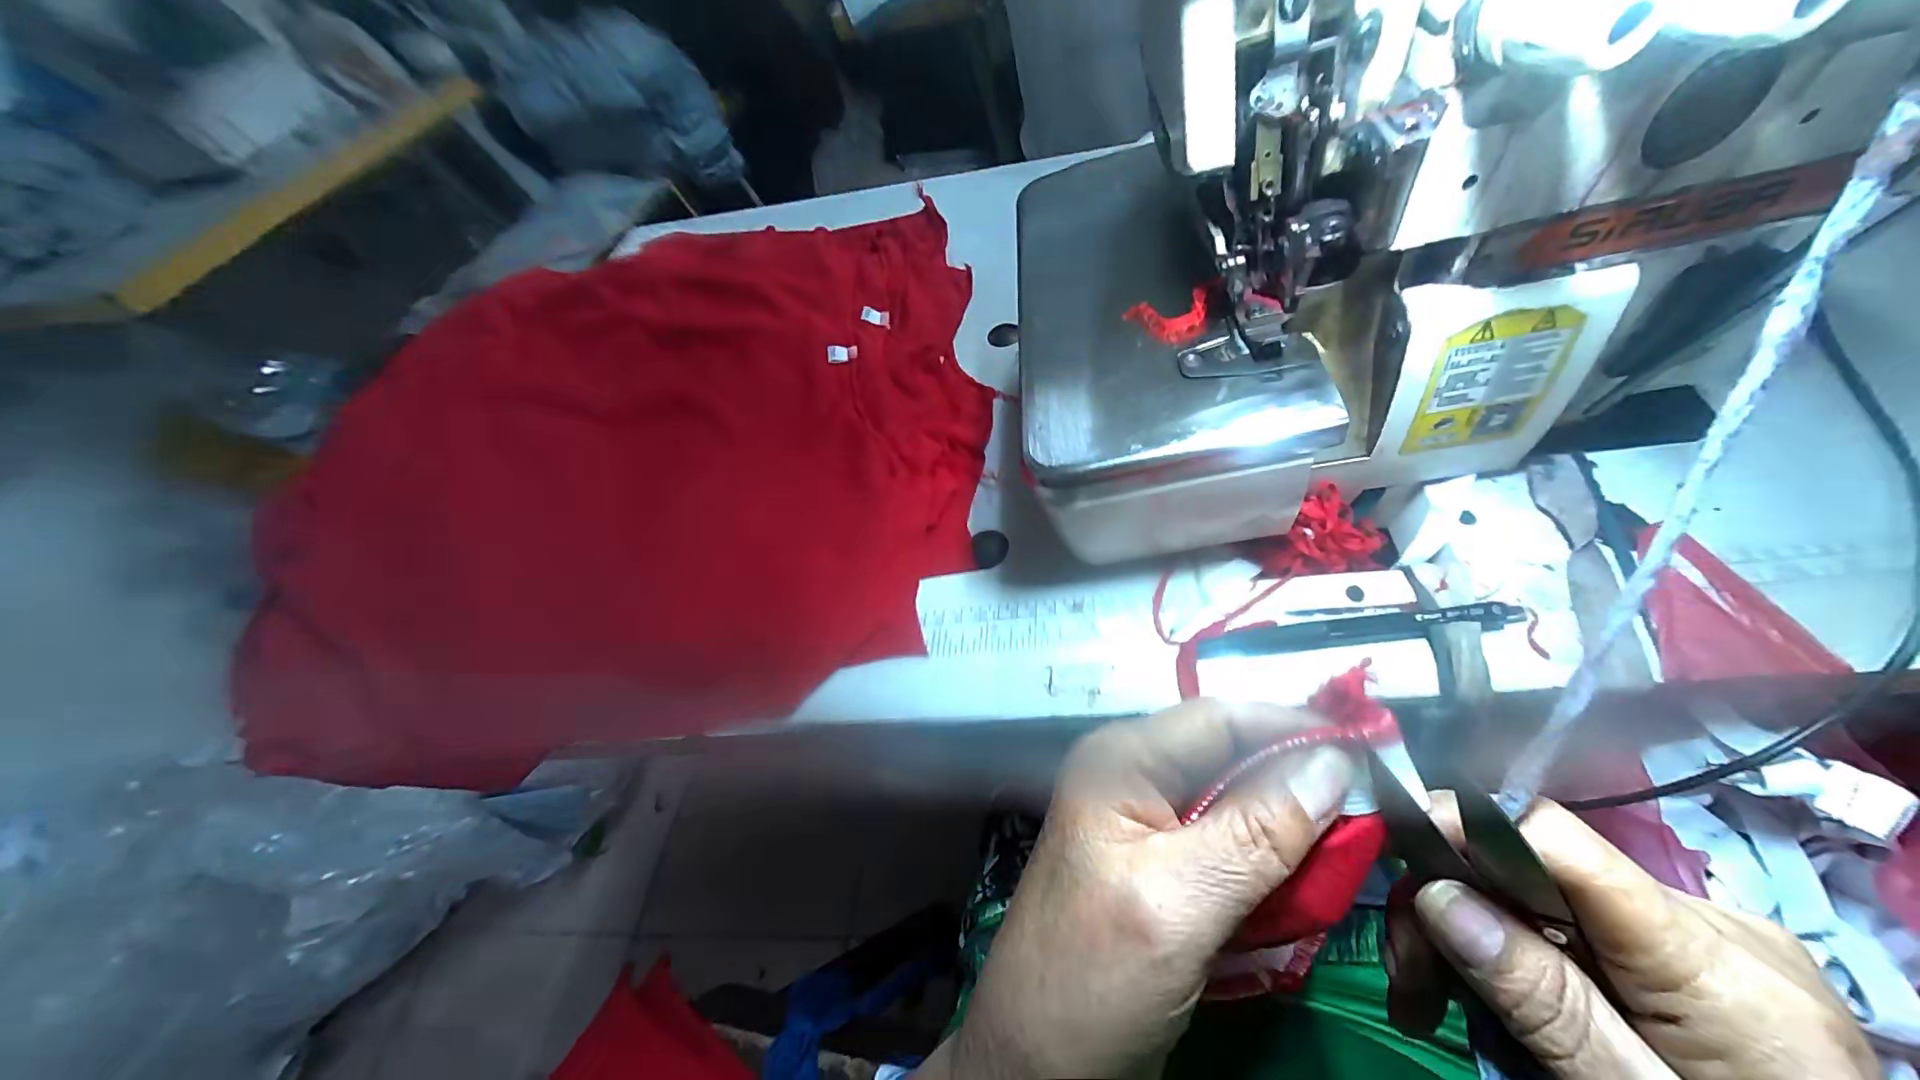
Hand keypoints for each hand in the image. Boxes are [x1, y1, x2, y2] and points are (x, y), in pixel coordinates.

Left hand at [915, 699, 1355, 1078]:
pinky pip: (1230, 850)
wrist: (1034, 1058)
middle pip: (1234, 759)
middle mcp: (1133, 778)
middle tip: (1378, 815)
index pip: (1220, 719)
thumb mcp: (1177, 901)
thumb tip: (1337, 764)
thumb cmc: (1090, 974)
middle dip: (1301, 785)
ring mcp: (1146, 825)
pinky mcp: (1163, 870)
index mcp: (1121, 761)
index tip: (1377, 749)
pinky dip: (1270, 868)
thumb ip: (1256, 833)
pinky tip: (1302, 893)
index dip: (1296, 726)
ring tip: (1347, 860)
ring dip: (1291, 833)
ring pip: (1240, 807)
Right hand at [1388, 796, 1877, 1079]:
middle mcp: (1707, 922)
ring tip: (1430, 1000)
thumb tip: (1438, 896)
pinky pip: (1571, 926)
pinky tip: (1487, 994)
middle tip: (1407, 984)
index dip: (1460, 822)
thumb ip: (1545, 1003)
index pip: (1556, 837)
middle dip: (1449, 910)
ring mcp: (1701, 936)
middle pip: (1529, 873)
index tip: (1390, 851)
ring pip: (1537, 897)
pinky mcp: (1686, 956)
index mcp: (1712, 959)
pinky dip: (1513, 952)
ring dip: (1470, 936)